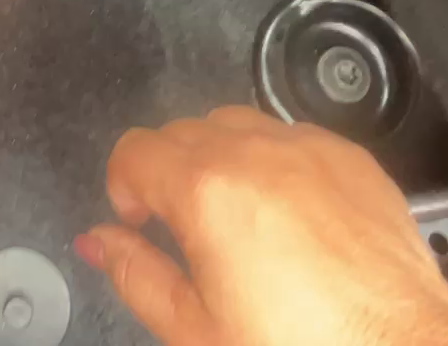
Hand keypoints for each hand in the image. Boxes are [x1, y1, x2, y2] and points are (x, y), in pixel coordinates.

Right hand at [78, 106, 447, 345]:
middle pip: (180, 131)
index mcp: (205, 190)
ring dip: (218, 156)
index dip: (123, 184)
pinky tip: (289, 211)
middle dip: (168, 172)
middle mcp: (253, 151)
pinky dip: (273, 159)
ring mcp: (305, 148)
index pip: (134, 149)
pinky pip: (288, 133)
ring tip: (238, 216)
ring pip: (232, 122)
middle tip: (185, 229)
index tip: (137, 218)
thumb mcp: (197, 334)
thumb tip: (98, 240)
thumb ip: (136, 275)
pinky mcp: (350, 157)